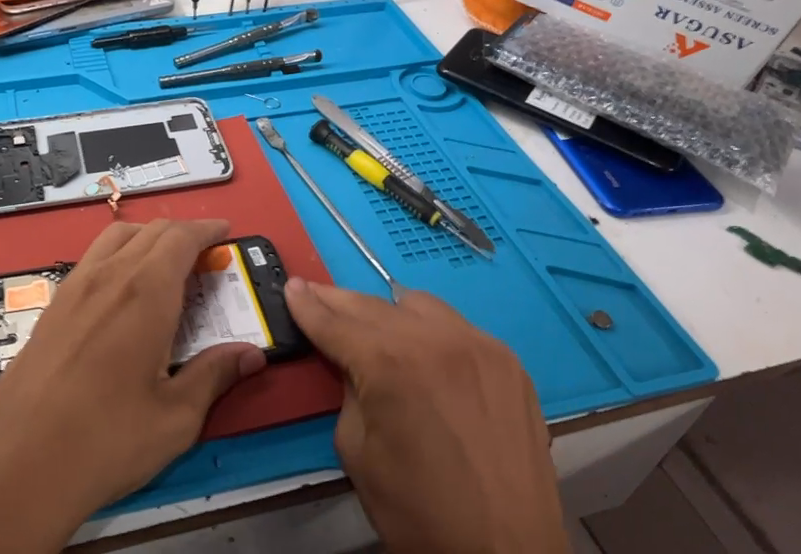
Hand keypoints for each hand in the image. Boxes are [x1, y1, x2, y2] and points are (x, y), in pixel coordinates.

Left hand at [0, 219, 266, 553]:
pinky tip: (122, 295)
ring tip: (166, 267)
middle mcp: (107, 276)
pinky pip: (90, 261)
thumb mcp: (176, 418)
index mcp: (144, 292)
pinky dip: (117, 257)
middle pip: (149, 231)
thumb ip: (214, 375)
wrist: (20, 465)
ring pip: (114, 239)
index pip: (179, 238)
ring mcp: (72, 289)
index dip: (206, 230)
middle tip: (205, 256)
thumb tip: (250, 354)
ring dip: (146, 239)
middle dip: (181, 234)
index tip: (225, 231)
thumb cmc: (107, 441)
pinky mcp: (50, 309)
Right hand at [284, 278, 564, 553]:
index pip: (335, 322)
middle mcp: (436, 339)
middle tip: (317, 297)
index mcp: (391, 363)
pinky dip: (432, 333)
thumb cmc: (419, 512)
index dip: (308, 305)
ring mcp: (480, 346)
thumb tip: (351, 361)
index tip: (291, 287)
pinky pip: (458, 329)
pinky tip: (426, 358)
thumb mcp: (357, 450)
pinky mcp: (509, 362)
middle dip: (340, 303)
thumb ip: (348, 391)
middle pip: (374, 305)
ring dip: (389, 313)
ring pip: (419, 305)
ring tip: (375, 332)